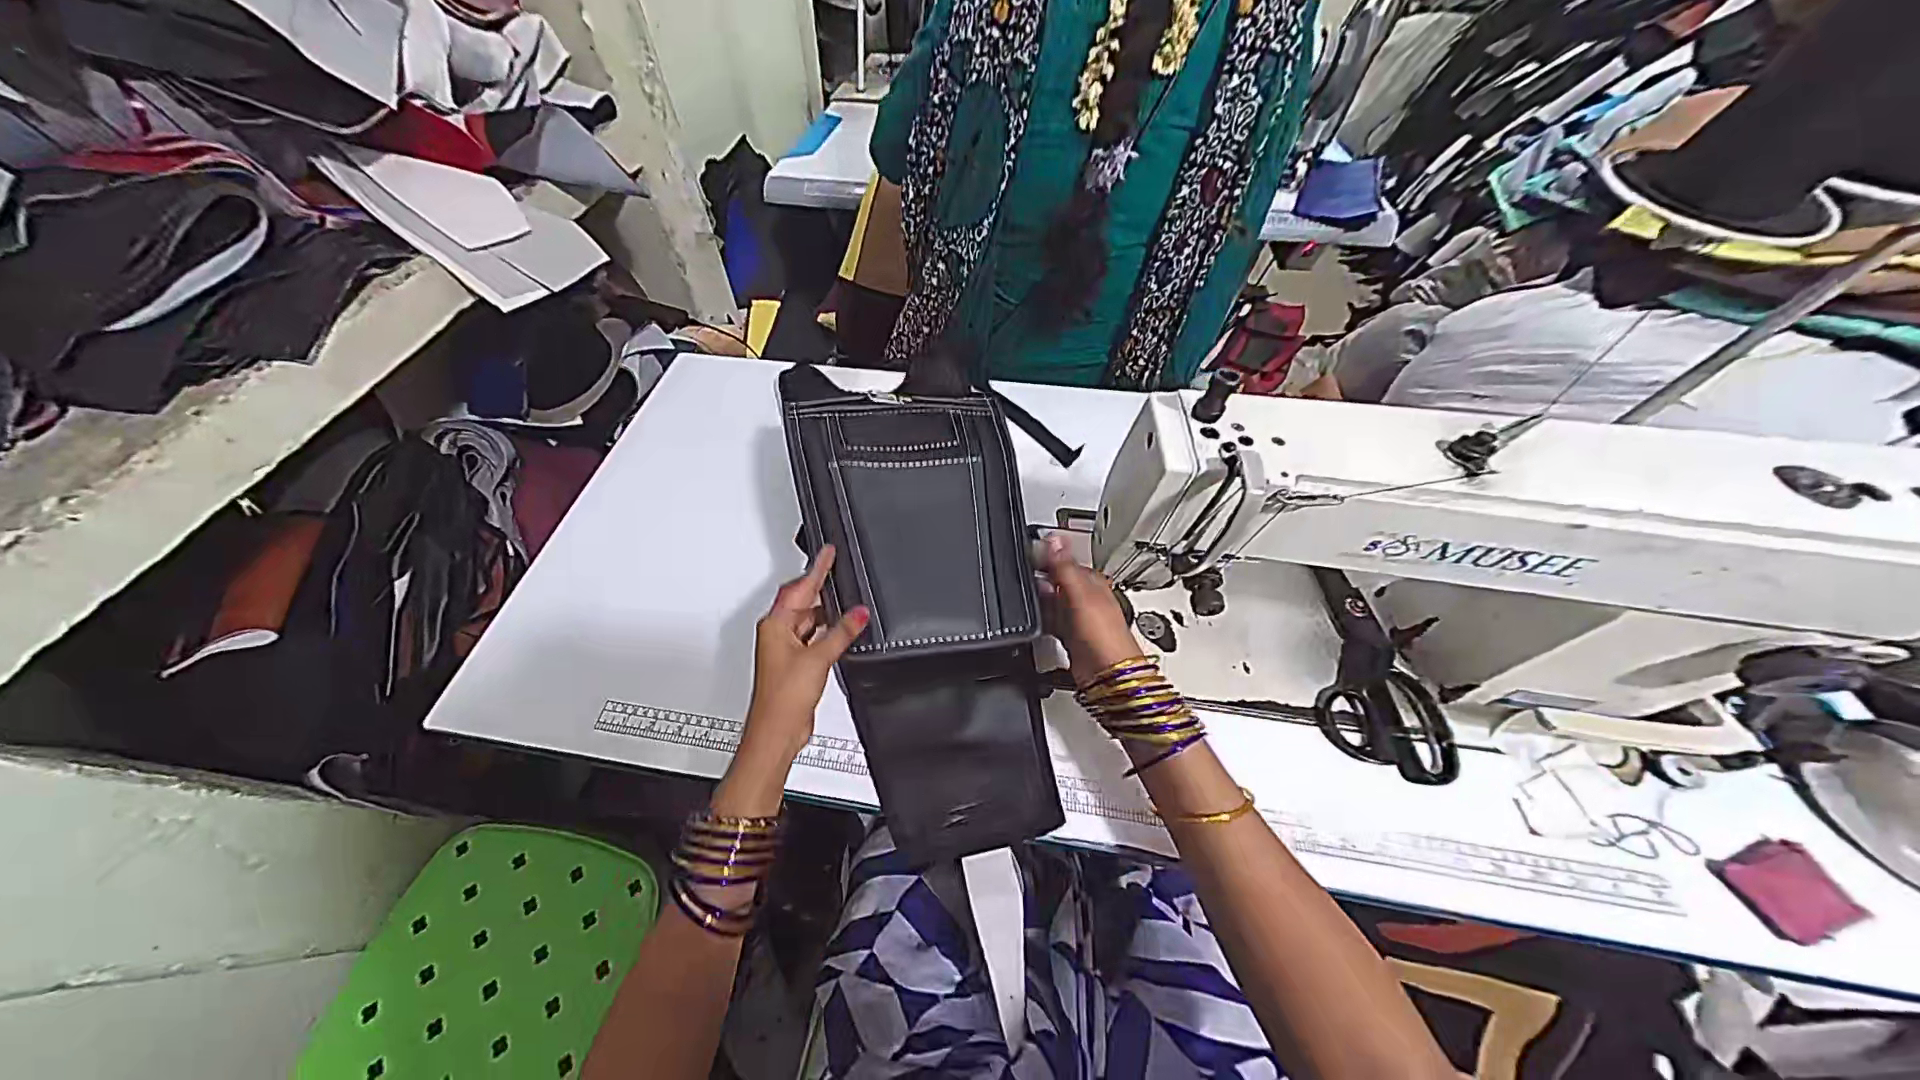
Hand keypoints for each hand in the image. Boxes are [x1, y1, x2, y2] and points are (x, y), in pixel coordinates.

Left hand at [743, 545, 869, 760]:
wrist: (776, 732)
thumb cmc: (782, 698)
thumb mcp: (818, 658)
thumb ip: (842, 632)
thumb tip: (858, 612)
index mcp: (775, 625)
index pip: (799, 588)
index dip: (817, 569)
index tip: (828, 552)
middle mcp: (778, 634)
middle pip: (803, 601)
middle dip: (822, 587)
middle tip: (839, 571)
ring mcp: (786, 649)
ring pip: (809, 620)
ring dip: (827, 612)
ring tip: (846, 601)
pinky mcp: (796, 664)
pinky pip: (814, 637)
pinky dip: (828, 631)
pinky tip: (841, 630)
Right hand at [1034, 533, 1143, 685]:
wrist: (1108, 674)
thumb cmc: (1106, 636)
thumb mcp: (1081, 594)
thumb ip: (1065, 566)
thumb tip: (1055, 539)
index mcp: (1093, 583)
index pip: (1066, 561)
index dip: (1047, 556)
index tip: (1029, 551)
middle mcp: (1086, 599)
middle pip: (1057, 581)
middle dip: (1040, 579)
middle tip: (1023, 577)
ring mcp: (1077, 619)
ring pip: (1053, 602)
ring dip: (1040, 600)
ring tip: (1027, 598)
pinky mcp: (1070, 637)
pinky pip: (1050, 623)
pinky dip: (1041, 621)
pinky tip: (1035, 621)